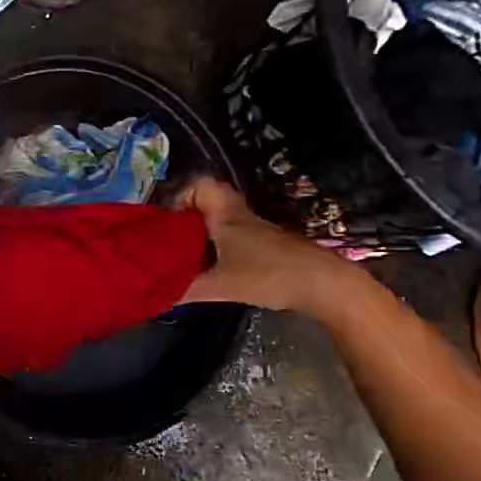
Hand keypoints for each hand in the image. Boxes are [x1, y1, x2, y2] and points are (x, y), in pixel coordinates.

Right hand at [179, 177, 358, 311]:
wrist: (324, 284)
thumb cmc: (269, 275)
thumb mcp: (221, 286)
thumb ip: (186, 290)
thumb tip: (155, 295)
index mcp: (225, 214)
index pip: (199, 185)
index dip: (178, 195)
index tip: (165, 221)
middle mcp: (239, 214)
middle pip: (206, 201)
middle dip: (185, 216)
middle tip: (168, 240)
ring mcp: (255, 228)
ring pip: (219, 218)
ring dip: (201, 232)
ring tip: (184, 255)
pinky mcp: (266, 244)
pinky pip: (232, 233)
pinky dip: (217, 244)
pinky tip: (211, 266)